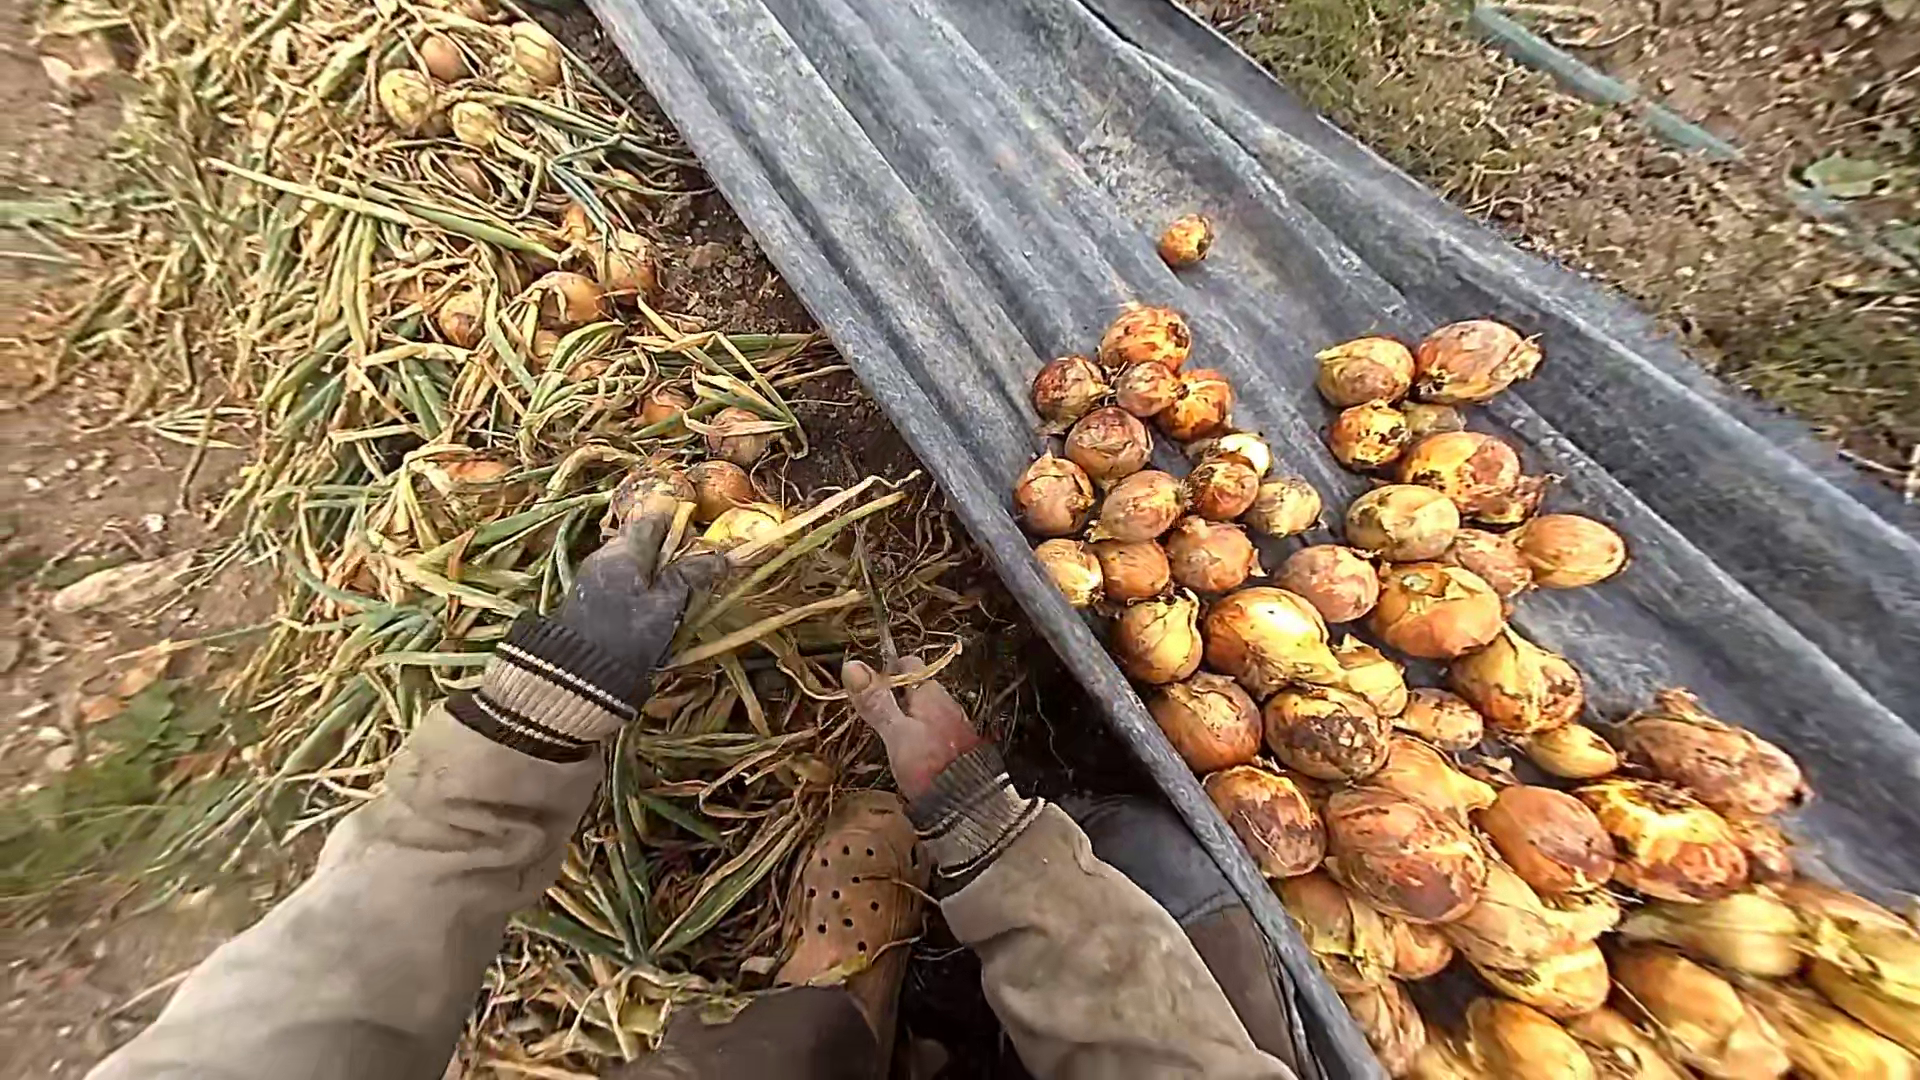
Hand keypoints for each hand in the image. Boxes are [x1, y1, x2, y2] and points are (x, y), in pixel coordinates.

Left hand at [554, 492, 727, 676]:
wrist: (579, 677)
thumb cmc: (628, 634)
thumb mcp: (668, 603)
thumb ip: (693, 574)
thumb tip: (723, 556)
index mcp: (623, 550)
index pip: (654, 518)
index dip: (682, 521)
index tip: (704, 535)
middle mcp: (606, 556)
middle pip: (646, 540)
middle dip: (675, 549)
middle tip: (701, 567)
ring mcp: (596, 577)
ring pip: (638, 562)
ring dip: (663, 571)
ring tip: (685, 591)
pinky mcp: (593, 600)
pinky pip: (628, 581)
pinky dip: (648, 586)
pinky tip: (661, 606)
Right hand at [842, 656, 983, 799]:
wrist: (969, 802)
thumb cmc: (928, 764)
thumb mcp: (894, 733)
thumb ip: (875, 702)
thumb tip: (851, 665)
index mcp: (930, 693)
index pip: (910, 664)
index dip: (889, 670)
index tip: (870, 684)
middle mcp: (947, 702)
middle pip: (920, 686)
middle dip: (899, 694)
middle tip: (876, 710)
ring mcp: (957, 723)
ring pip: (929, 708)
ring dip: (912, 715)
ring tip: (891, 731)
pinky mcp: (962, 745)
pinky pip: (938, 728)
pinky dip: (924, 733)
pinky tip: (914, 750)